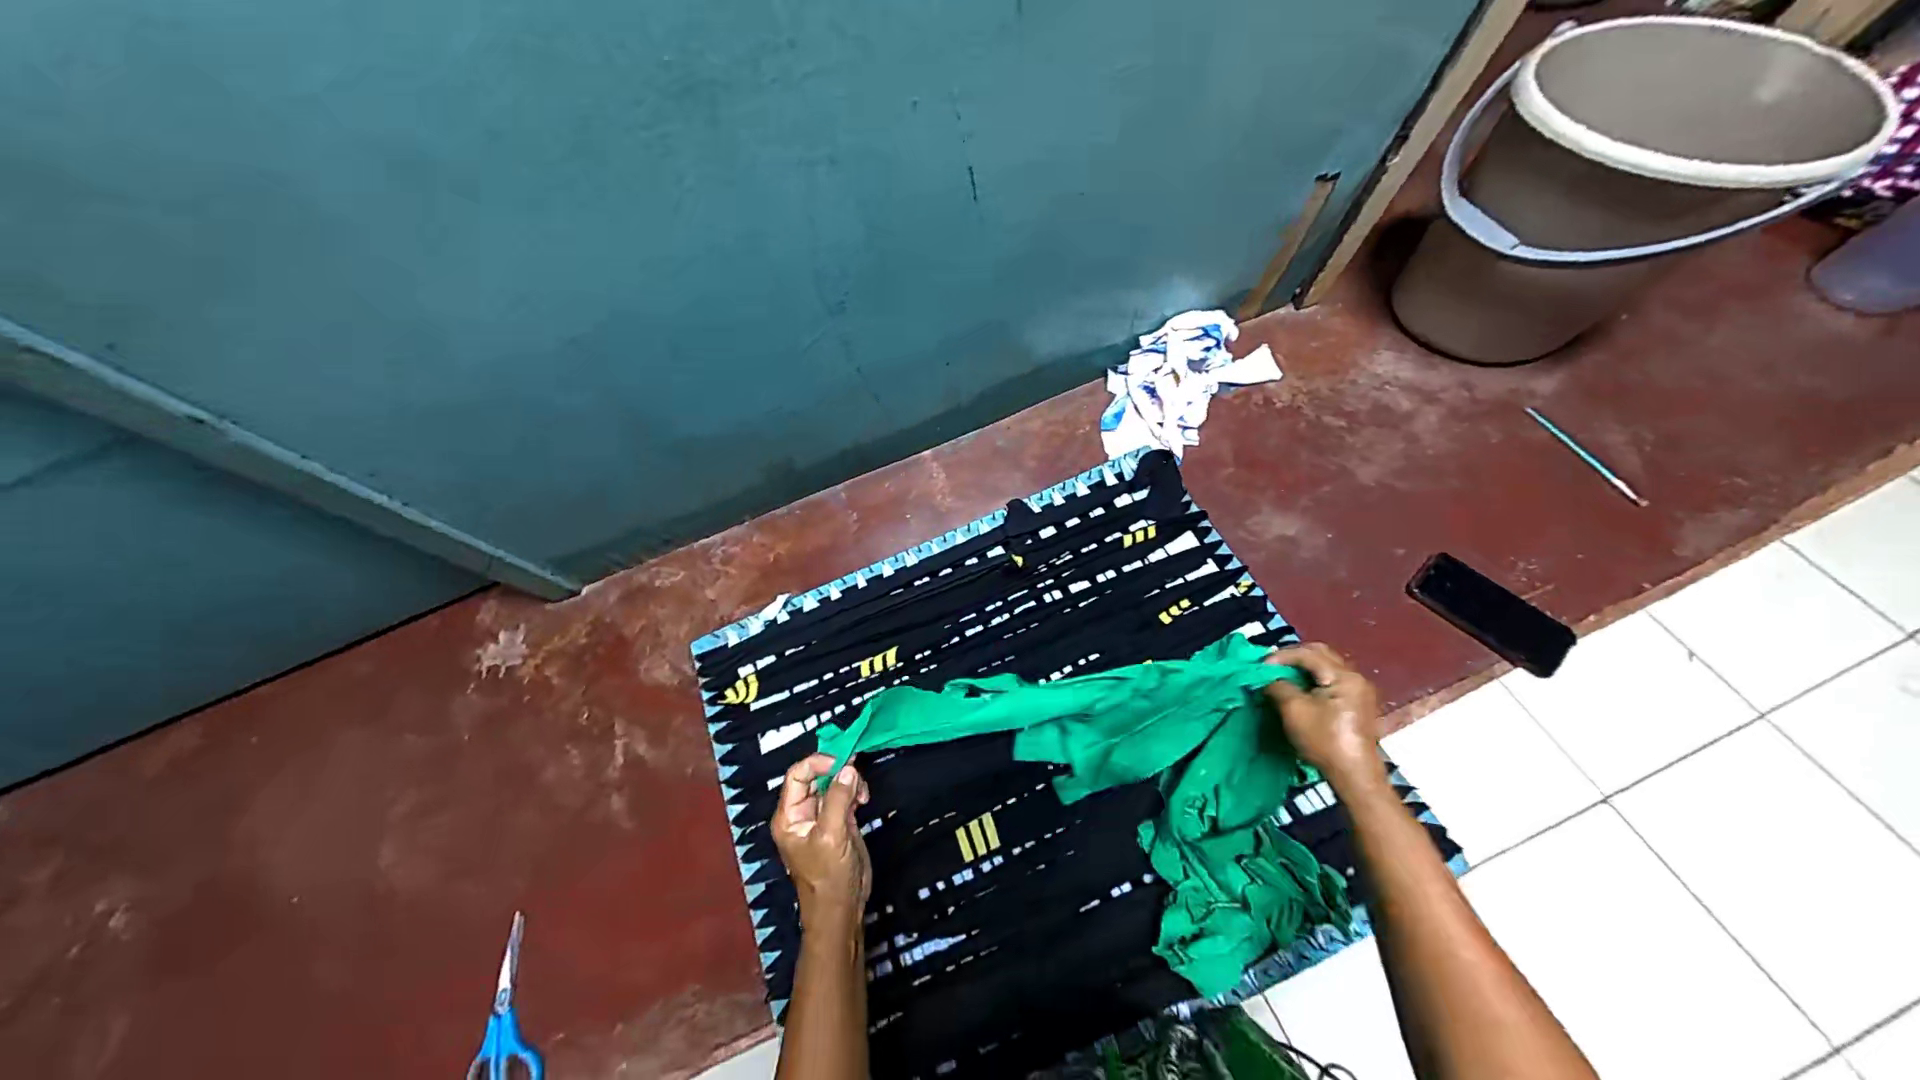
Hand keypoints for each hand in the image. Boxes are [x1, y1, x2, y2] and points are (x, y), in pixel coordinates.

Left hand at [770, 753, 871, 925]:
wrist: (842, 909)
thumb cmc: (829, 876)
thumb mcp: (831, 836)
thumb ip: (838, 799)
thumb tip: (848, 768)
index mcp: (789, 816)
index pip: (797, 775)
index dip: (817, 763)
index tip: (842, 762)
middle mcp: (802, 813)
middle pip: (816, 776)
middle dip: (837, 771)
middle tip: (858, 774)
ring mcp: (821, 817)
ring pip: (833, 783)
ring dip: (849, 781)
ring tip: (863, 794)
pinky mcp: (838, 822)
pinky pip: (845, 795)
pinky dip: (855, 791)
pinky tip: (864, 799)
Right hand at [1265, 643, 1382, 786]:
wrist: (1354, 775)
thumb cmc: (1324, 740)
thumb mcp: (1294, 710)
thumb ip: (1278, 686)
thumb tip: (1268, 677)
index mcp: (1344, 677)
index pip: (1308, 654)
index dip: (1281, 656)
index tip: (1260, 666)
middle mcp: (1355, 678)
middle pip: (1321, 654)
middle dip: (1293, 657)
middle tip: (1271, 665)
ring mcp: (1358, 691)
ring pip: (1326, 666)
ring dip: (1302, 667)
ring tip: (1281, 675)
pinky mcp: (1356, 703)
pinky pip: (1330, 680)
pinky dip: (1312, 679)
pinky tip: (1298, 688)